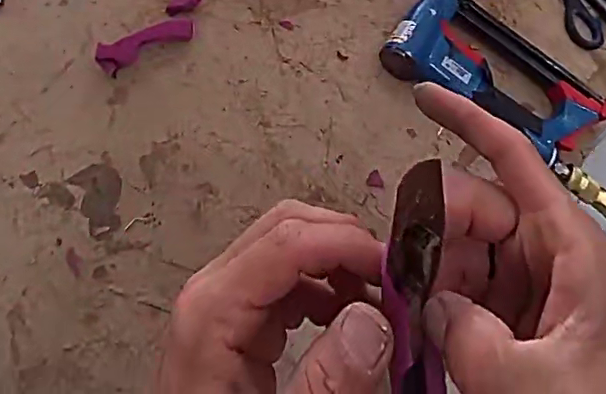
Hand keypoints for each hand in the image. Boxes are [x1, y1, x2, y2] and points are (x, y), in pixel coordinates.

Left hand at [157, 201, 391, 392]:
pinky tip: (348, 319)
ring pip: (293, 245)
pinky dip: (327, 286)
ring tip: (376, 305)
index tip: (392, 270)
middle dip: (347, 245)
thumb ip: (325, 382)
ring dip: (341, 264)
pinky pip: (289, 276)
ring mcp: (224, 298)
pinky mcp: (237, 316)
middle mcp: (213, 289)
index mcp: (213, 310)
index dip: (345, 243)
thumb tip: (371, 319)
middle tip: (390, 281)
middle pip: (291, 227)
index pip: (289, 241)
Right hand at [413, 84, 605, 392]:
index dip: (466, 118)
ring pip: (465, 252)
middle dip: (431, 225)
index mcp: (563, 236)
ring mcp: (529, 285)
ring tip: (404, 303)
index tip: (422, 95)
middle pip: (475, 207)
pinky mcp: (519, 321)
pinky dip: (440, 306)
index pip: (510, 155)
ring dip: (430, 271)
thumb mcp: (542, 383)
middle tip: (393, 265)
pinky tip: (420, 326)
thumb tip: (430, 307)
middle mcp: (544, 248)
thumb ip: (472, 341)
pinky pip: (468, 294)